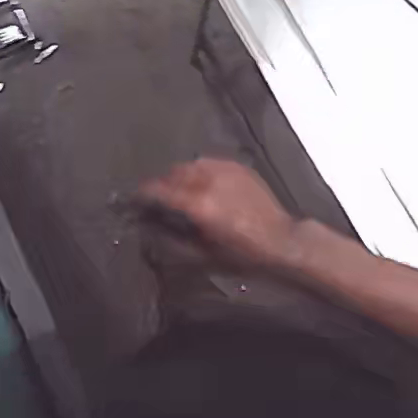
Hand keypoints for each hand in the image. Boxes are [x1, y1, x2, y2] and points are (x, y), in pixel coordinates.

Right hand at [135, 158, 300, 270]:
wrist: (281, 241)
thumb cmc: (244, 255)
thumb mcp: (204, 255)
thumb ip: (174, 239)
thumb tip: (152, 228)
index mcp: (198, 204)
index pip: (159, 189)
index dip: (143, 193)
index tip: (136, 198)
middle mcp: (210, 182)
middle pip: (174, 173)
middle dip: (163, 184)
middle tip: (161, 198)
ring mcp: (226, 171)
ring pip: (192, 164)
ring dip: (183, 175)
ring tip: (183, 189)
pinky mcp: (240, 168)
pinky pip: (212, 162)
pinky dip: (203, 171)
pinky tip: (206, 183)